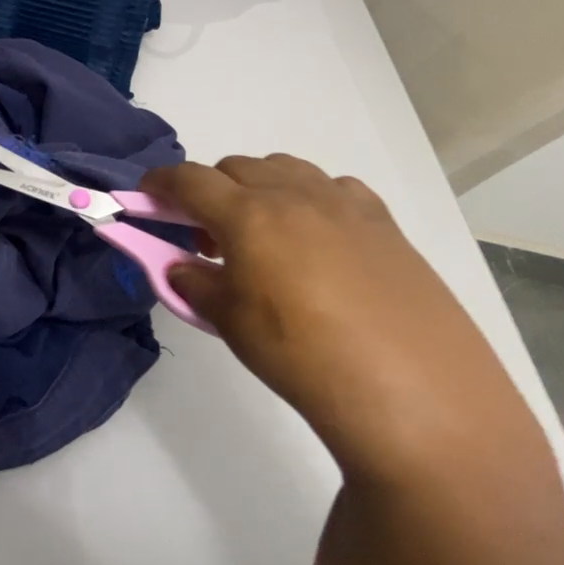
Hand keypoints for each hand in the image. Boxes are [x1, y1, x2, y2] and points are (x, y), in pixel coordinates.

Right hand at [143, 156, 535, 475]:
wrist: (417, 397)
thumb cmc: (304, 358)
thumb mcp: (230, 323)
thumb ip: (195, 283)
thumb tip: (182, 266)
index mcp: (247, 214)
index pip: (188, 179)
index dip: (160, 184)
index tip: (146, 199)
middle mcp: (295, 195)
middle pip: (235, 167)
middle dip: (209, 190)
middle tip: (204, 235)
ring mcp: (346, 206)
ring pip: (285, 170)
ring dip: (258, 188)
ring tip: (261, 235)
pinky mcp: (386, 225)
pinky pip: (334, 190)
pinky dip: (310, 200)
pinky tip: (315, 242)